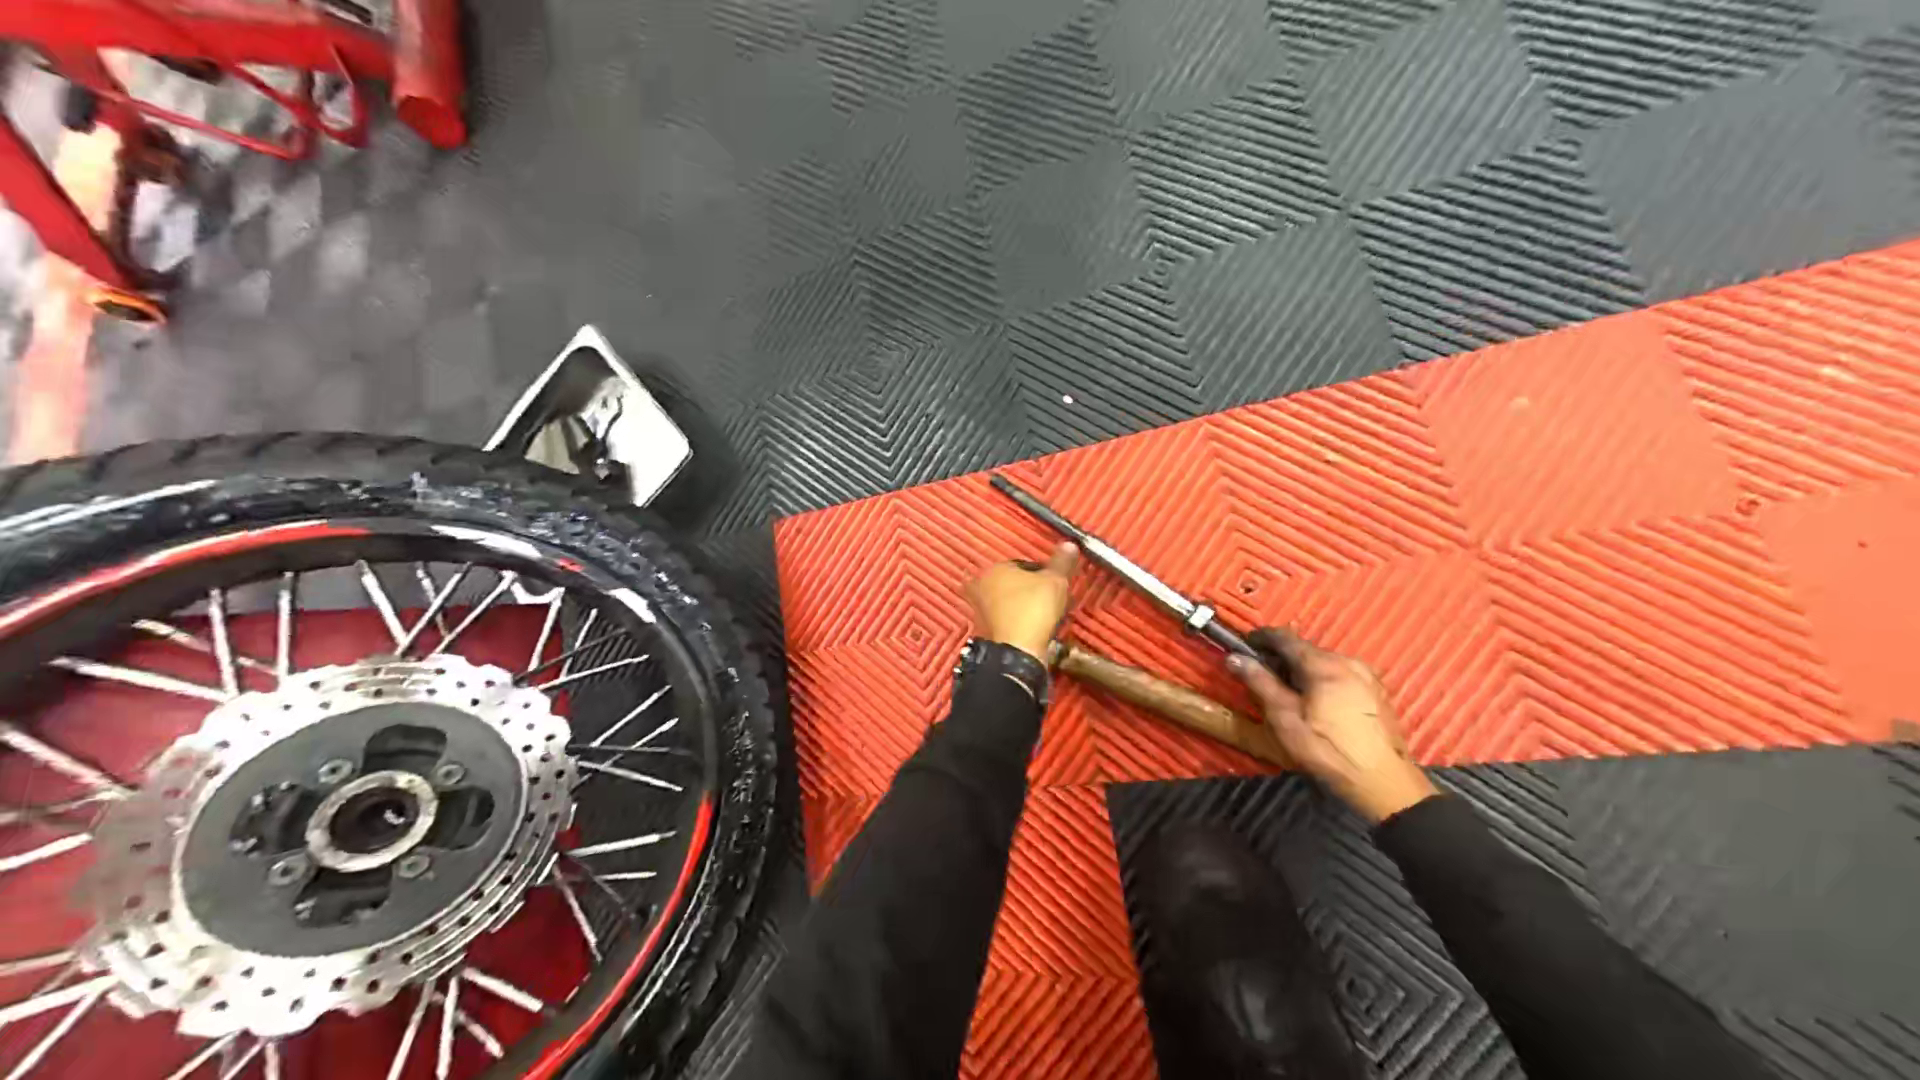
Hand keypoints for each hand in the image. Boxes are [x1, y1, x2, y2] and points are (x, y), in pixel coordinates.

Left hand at [964, 542, 1078, 660]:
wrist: (1017, 652)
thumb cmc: (1033, 608)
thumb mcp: (1054, 580)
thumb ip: (1061, 561)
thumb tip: (1070, 544)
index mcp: (993, 569)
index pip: (1022, 565)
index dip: (1042, 574)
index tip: (1055, 586)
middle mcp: (980, 587)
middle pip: (1014, 584)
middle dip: (1032, 592)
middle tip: (1051, 602)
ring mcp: (979, 611)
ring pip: (1010, 604)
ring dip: (1026, 609)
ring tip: (1046, 618)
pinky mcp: (984, 632)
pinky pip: (1007, 621)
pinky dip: (1019, 624)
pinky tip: (1035, 631)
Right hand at [1227, 628, 1437, 823]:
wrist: (1384, 783)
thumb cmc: (1326, 749)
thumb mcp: (1285, 718)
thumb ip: (1260, 682)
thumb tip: (1233, 657)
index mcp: (1323, 664)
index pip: (1285, 637)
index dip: (1261, 637)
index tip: (1244, 645)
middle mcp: (1348, 662)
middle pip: (1306, 649)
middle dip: (1282, 658)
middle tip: (1263, 676)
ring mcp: (1367, 676)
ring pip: (1325, 663)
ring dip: (1303, 670)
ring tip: (1289, 692)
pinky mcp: (1378, 693)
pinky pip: (1342, 675)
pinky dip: (1323, 680)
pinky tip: (1318, 703)